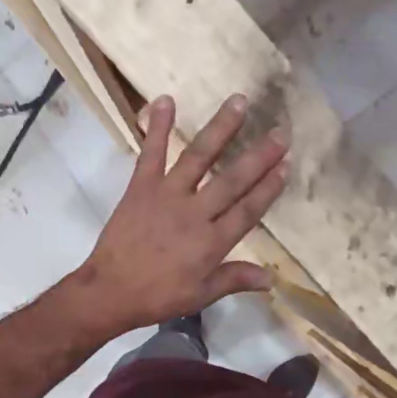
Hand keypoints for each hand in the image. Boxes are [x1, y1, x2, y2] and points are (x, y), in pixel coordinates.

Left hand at [61, 94, 289, 336]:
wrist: (110, 291)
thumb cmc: (158, 297)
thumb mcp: (200, 295)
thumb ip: (235, 280)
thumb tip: (271, 279)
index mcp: (212, 242)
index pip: (247, 210)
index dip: (268, 189)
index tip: (286, 166)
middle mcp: (195, 213)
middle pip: (233, 180)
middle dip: (259, 156)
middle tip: (281, 133)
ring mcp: (167, 196)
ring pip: (199, 157)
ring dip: (220, 129)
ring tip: (239, 102)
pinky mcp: (141, 187)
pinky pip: (151, 153)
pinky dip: (158, 127)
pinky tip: (166, 100)